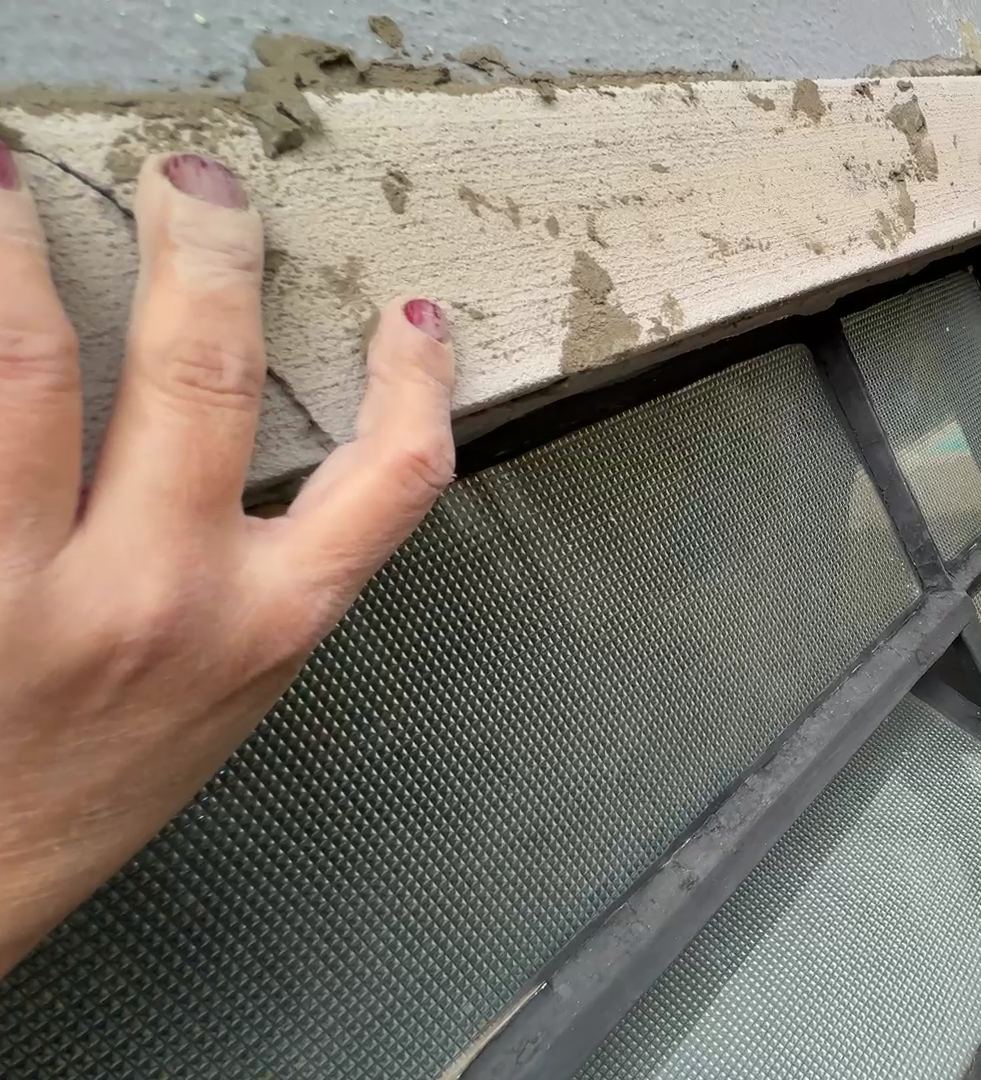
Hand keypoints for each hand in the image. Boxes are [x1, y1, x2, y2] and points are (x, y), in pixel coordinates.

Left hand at [0, 146, 454, 976]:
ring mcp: (25, 589)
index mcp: (276, 618)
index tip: (415, 320)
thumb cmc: (116, 773)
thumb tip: (265, 448)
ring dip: (10, 256)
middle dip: (211, 265)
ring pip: (24, 375)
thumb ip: (270, 567)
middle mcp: (165, 593)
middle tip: (202, 185)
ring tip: (0, 173)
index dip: (416, 385)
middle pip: (204, 385)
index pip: (394, 475)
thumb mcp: (242, 676)